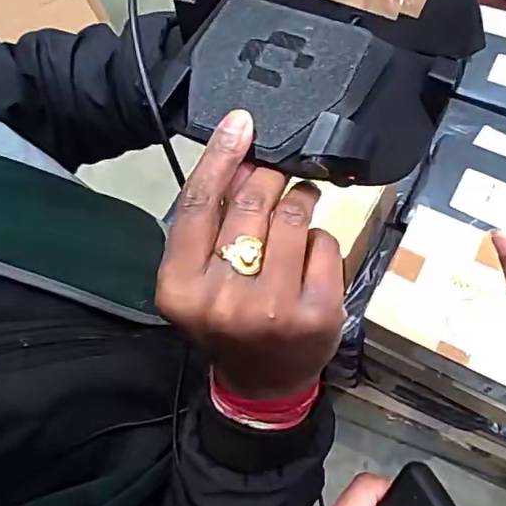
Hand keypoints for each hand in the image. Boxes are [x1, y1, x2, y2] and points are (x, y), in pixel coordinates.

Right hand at [156, 110, 345, 399]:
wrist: (263, 381)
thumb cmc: (228, 323)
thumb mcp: (199, 280)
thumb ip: (210, 227)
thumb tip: (240, 159)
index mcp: (180, 286)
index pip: (200, 204)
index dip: (222, 157)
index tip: (242, 123)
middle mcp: (223, 298)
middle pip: (251, 205)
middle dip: (271, 177)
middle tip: (279, 173)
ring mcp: (274, 308)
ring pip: (294, 219)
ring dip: (302, 201)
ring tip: (301, 202)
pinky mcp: (318, 312)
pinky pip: (325, 244)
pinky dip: (321, 238)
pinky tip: (312, 252)